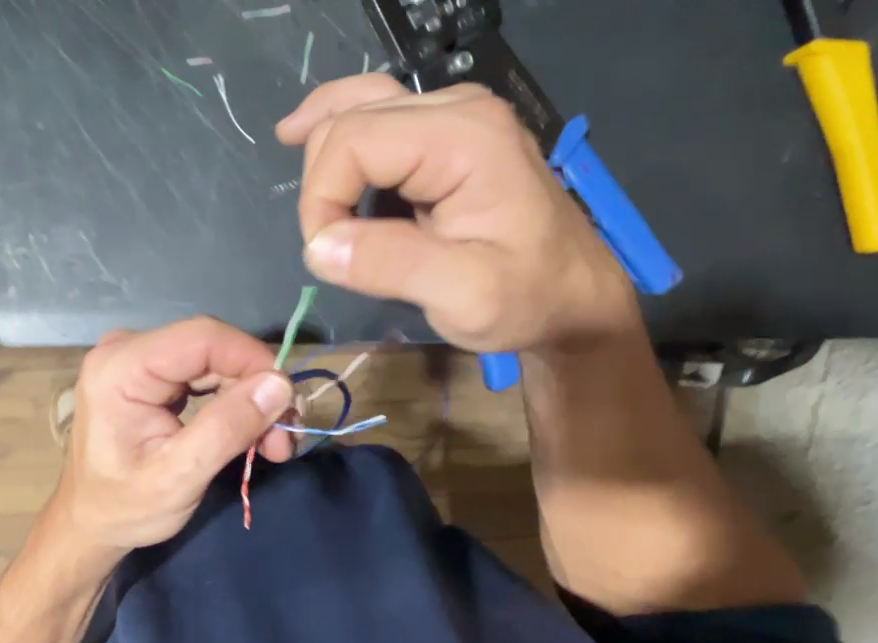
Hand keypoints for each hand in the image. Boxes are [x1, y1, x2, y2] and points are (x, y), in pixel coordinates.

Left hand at [36, 317, 295, 568]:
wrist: (90, 524)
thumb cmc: (125, 508)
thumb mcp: (180, 476)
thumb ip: (227, 428)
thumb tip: (279, 385)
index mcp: (120, 369)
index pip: (203, 337)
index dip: (253, 361)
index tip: (288, 404)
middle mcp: (125, 351)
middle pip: (212, 349)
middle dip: (256, 389)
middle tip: (285, 438)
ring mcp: (136, 361)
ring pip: (214, 362)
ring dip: (250, 399)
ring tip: (274, 444)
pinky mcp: (149, 376)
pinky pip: (203, 375)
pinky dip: (232, 402)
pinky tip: (252, 433)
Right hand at [276, 75, 640, 354]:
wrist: (573, 297)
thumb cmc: (526, 298)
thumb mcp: (464, 295)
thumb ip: (391, 265)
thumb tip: (319, 246)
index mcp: (462, 139)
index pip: (351, 141)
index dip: (321, 199)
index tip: (327, 258)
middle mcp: (455, 109)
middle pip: (347, 121)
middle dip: (321, 187)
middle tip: (333, 252)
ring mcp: (451, 116)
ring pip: (354, 110)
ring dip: (322, 159)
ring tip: (310, 207)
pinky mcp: (444, 135)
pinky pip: (374, 116)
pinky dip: (337, 133)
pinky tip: (304, 141)